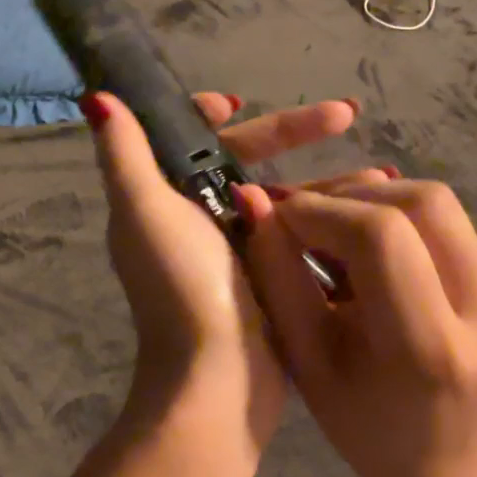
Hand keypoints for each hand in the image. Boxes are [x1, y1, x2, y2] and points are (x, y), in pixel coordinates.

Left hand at [83, 90, 357, 463]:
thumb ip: (122, 153)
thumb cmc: (182, 285)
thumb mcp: (144, 211)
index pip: (182, 138)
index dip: (208, 114)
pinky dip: (331, 216)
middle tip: (346, 114)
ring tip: (381, 174)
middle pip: (241, 159)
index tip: (241, 104)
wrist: (217, 379)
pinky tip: (373, 210)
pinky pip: (299, 232)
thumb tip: (95, 97)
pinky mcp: (269, 279)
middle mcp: (193, 219)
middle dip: (291, 132)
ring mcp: (233, 251)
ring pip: (278, 195)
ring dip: (323, 177)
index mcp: (161, 198)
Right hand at [233, 176, 476, 476]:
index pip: (381, 237)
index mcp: (430, 348)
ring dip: (374, 204)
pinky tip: (379, 264)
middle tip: (303, 212)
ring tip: (333, 232)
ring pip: (439, 207)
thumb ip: (278, 275)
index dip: (320, 211)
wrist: (446, 458)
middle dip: (350, 194)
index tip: (277, 214)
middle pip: (422, 202)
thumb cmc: (357, 417)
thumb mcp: (303, 356)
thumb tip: (254, 200)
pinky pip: (452, 232)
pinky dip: (403, 230)